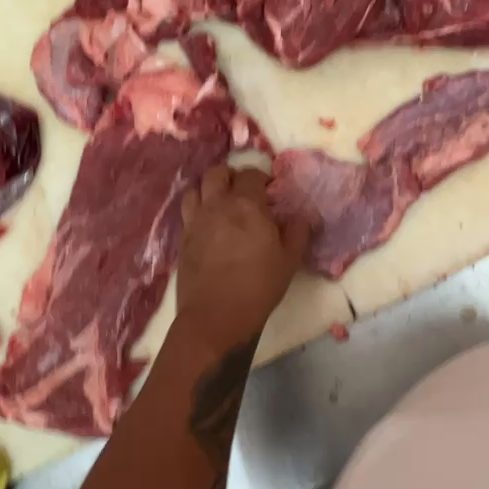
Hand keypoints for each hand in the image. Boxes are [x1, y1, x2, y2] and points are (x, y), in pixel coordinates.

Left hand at [177, 166, 309, 351]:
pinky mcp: (182, 238)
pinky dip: (197, 208)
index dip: (261, 178)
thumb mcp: (289, 260)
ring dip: (209, 189)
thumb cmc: (258, 286)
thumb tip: (305, 216)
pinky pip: (187, 211)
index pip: (251, 174)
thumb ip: (298, 232)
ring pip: (196, 188)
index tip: (270, 191)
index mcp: (246, 205)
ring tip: (221, 203)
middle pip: (217, 173)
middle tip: (244, 192)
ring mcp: (195, 220)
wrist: (215, 316)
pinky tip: (208, 223)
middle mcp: (217, 205)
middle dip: (232, 176)